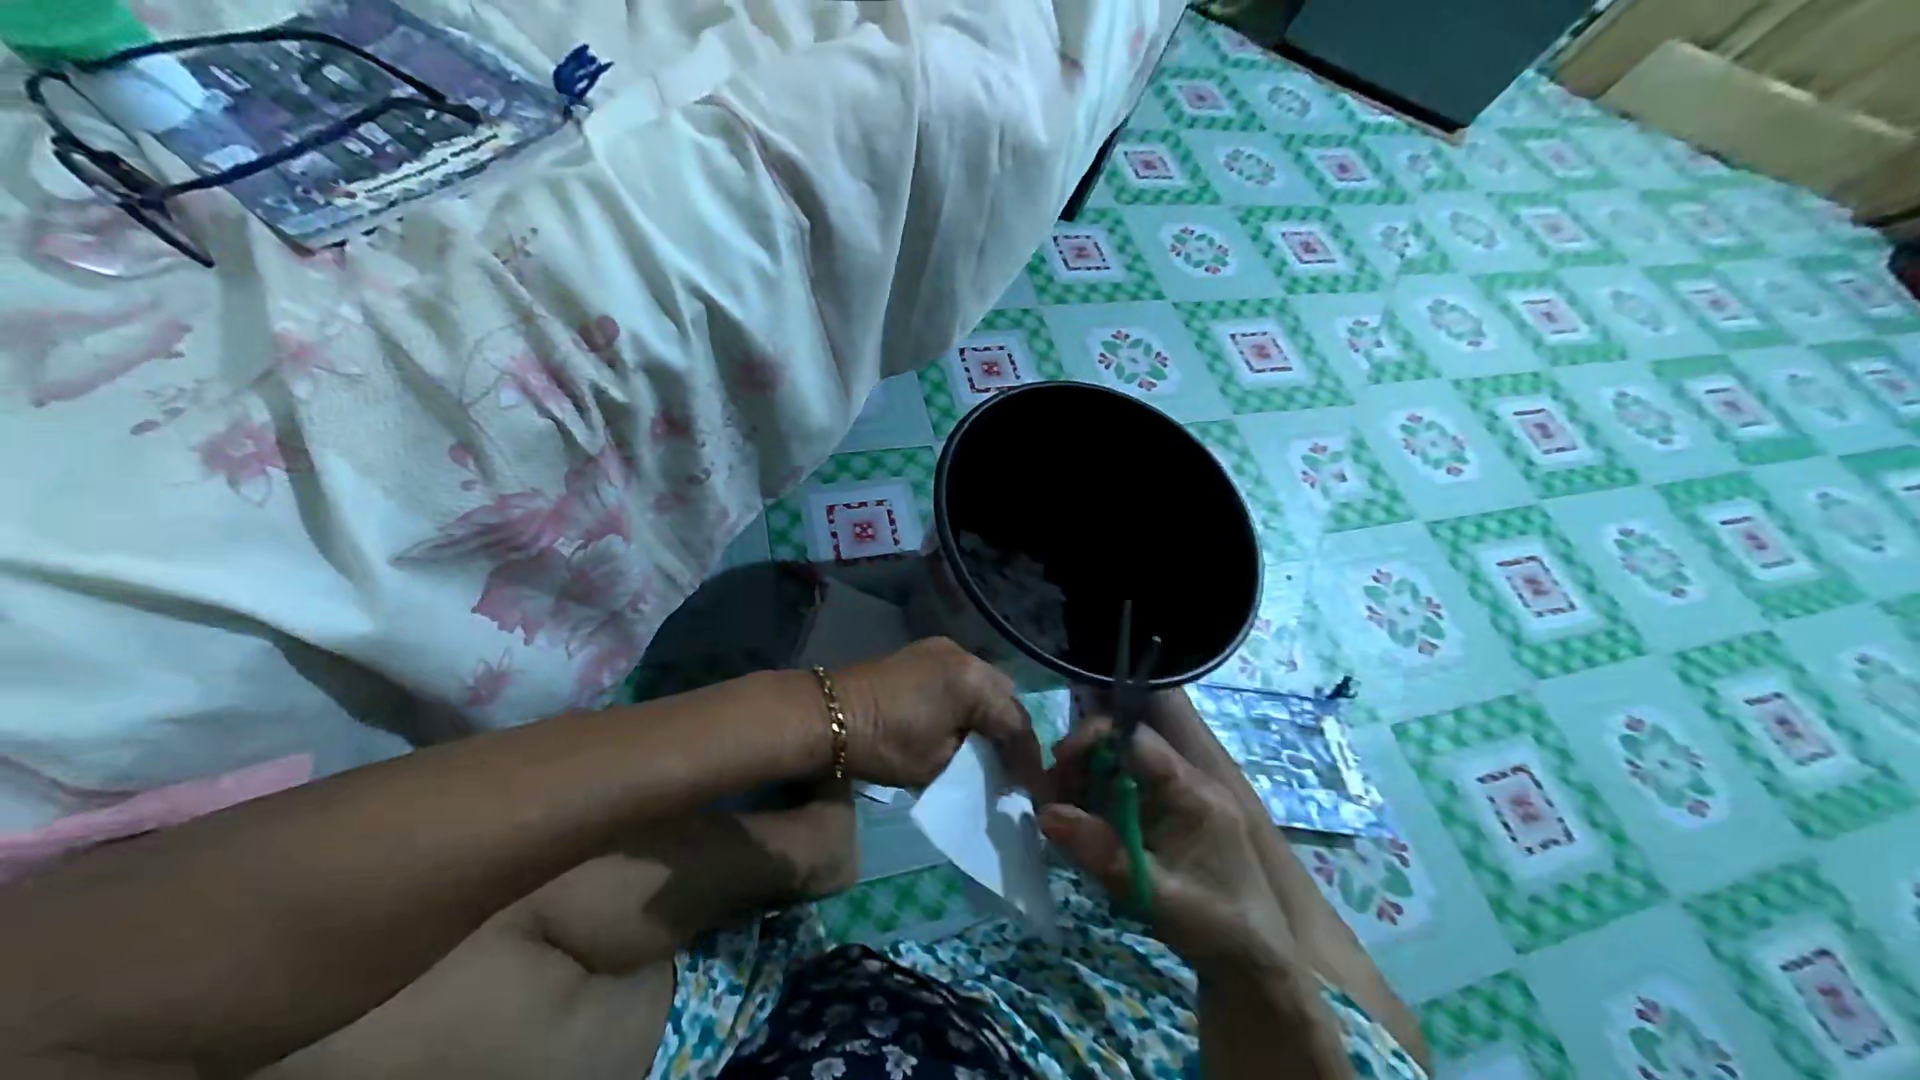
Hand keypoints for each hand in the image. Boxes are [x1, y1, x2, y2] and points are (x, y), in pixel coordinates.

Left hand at [834, 638, 1043, 789]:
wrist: (829, 715)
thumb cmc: (885, 744)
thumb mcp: (939, 763)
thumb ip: (975, 758)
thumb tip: (989, 760)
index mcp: (975, 682)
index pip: (1015, 723)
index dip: (1026, 758)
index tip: (1031, 787)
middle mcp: (965, 656)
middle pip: (1005, 695)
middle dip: (1011, 729)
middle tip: (1011, 764)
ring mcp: (943, 649)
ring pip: (984, 681)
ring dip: (990, 711)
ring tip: (988, 744)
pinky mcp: (924, 651)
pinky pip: (961, 675)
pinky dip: (969, 698)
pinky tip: (963, 721)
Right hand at [1040, 720, 1293, 969]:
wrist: (1253, 963)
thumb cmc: (1213, 926)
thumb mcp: (1152, 892)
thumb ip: (1099, 851)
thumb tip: (1044, 814)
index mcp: (1192, 791)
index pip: (1137, 739)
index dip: (1094, 738)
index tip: (1059, 759)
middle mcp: (1185, 783)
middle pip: (1124, 747)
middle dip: (1083, 760)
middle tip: (1052, 792)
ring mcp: (1176, 799)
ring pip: (1120, 768)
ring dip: (1085, 780)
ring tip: (1060, 811)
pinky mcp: (1166, 817)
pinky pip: (1124, 792)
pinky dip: (1096, 801)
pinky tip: (1079, 825)